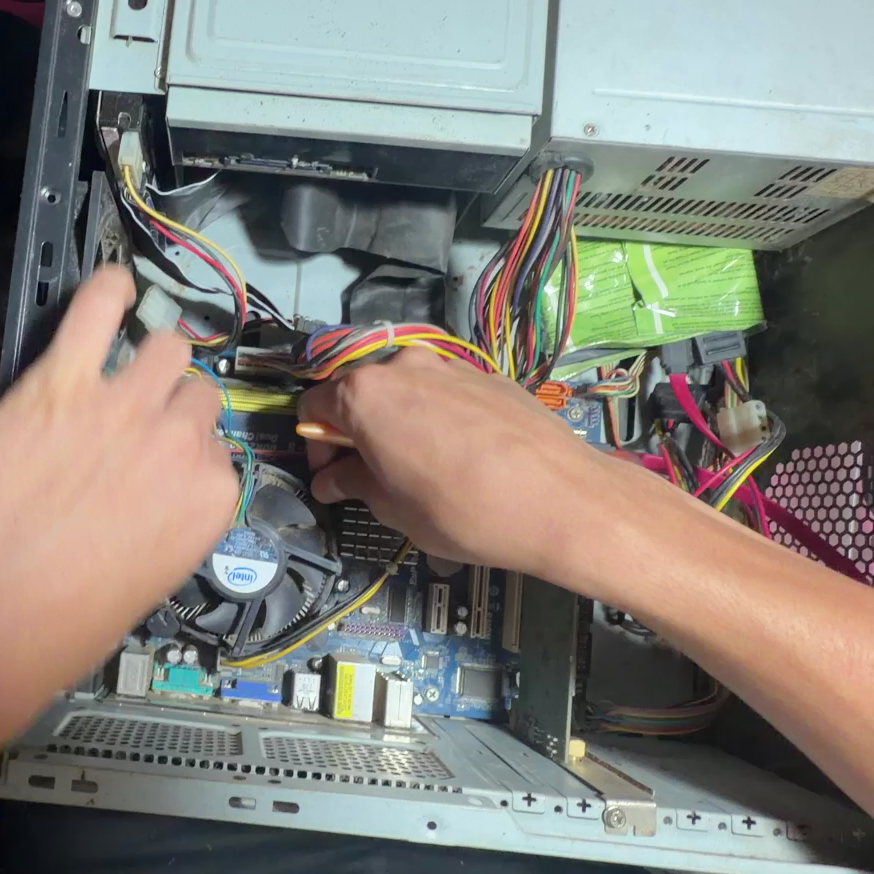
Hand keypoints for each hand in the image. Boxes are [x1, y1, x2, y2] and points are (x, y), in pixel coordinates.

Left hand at [0, 267, 235, 734]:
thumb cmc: (72, 617)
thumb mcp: (153, 576)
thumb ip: (171, 521)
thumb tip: (158, 494)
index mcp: (212, 496)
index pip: (218, 453)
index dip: (188, 458)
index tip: (162, 468)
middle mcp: (183, 441)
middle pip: (199, 396)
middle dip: (175, 409)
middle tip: (140, 426)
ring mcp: (127, 405)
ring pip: (168, 348)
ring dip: (154, 360)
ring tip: (128, 368)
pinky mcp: (65, 382)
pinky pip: (97, 311)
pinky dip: (106, 292)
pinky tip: (112, 286)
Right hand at [299, 349, 670, 594]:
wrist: (561, 500)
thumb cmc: (459, 510)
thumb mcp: (392, 508)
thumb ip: (352, 483)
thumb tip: (330, 480)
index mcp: (364, 393)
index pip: (312, 406)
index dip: (314, 444)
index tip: (330, 475)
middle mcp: (402, 365)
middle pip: (357, 391)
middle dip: (352, 430)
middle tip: (368, 473)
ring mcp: (448, 364)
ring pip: (402, 389)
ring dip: (393, 421)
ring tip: (415, 465)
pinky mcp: (486, 374)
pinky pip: (441, 391)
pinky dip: (432, 416)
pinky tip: (457, 455)